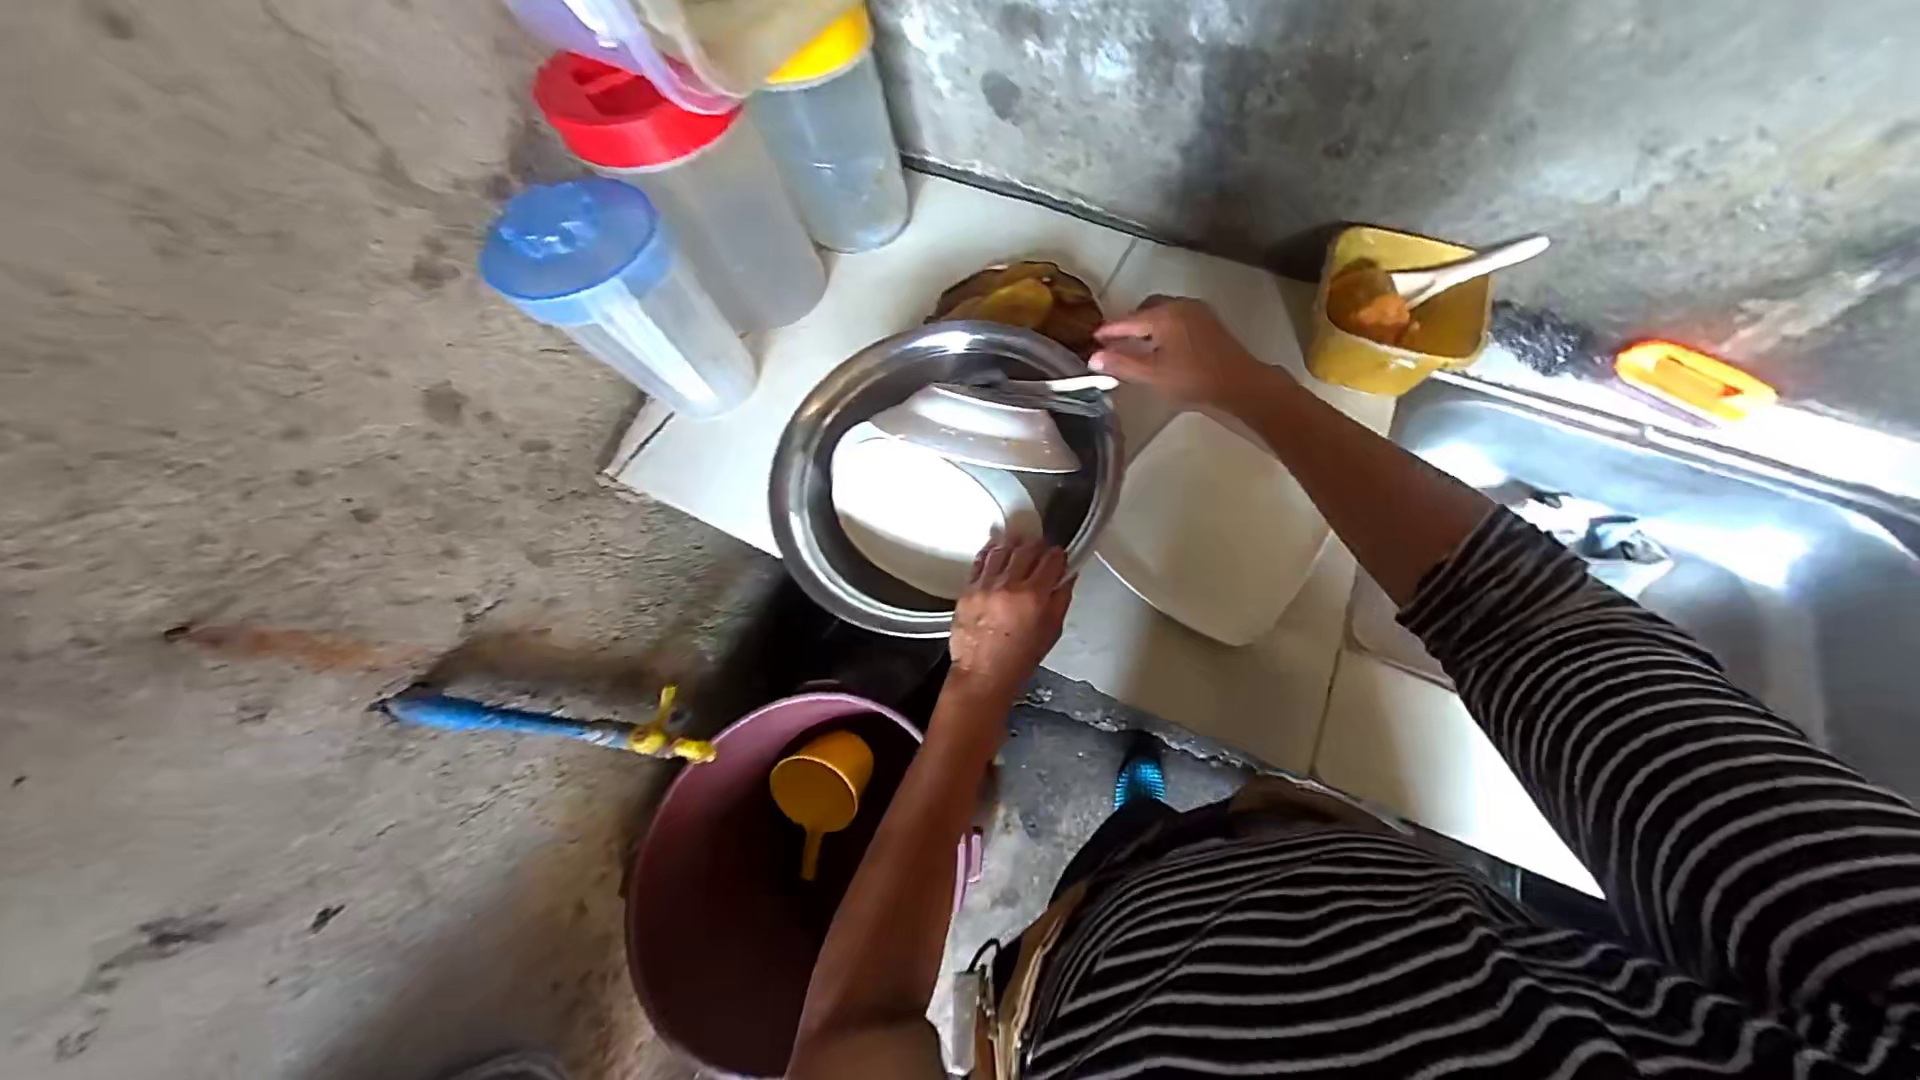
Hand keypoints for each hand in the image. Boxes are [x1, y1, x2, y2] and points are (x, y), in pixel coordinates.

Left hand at [948, 538, 1075, 704]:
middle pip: (1026, 549)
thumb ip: (1060, 599)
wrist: (982, 674)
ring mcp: (985, 586)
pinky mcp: (967, 590)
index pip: (1051, 559)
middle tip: (1040, 550)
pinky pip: (980, 562)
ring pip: (1002, 550)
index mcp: (1034, 597)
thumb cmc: (1017, 660)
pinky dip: (990, 554)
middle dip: (1037, 547)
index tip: (1058, 556)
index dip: (1057, 555)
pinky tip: (996, 554)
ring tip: (1018, 549)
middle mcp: (1008, 586)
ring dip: (1013, 546)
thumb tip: (1066, 578)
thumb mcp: (1051, 631)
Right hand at [1089, 296, 1287, 407]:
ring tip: (1136, 346)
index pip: (1127, 320)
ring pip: (1163, 313)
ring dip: (1147, 326)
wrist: (1238, 385)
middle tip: (1115, 343)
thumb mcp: (1151, 374)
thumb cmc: (1192, 379)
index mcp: (1164, 315)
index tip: (1093, 339)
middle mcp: (1180, 306)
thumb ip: (1121, 363)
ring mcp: (1198, 312)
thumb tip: (1093, 358)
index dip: (1108, 331)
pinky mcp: (1209, 323)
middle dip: (1129, 324)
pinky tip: (1161, 347)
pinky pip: (1177, 318)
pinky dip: (1163, 328)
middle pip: (1146, 309)